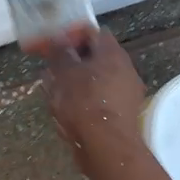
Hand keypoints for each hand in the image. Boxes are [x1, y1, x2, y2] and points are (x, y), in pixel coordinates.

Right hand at [30, 27, 147, 161]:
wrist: (106, 147)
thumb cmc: (83, 102)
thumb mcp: (63, 72)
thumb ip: (60, 52)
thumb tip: (58, 38)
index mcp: (112, 53)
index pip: (93, 32)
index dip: (73, 35)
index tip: (55, 43)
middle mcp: (125, 69)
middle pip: (96, 57)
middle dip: (73, 61)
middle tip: (52, 67)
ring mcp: (127, 93)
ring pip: (97, 79)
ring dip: (77, 81)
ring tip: (54, 90)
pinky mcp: (124, 114)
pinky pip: (101, 98)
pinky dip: (85, 99)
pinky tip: (67, 108)